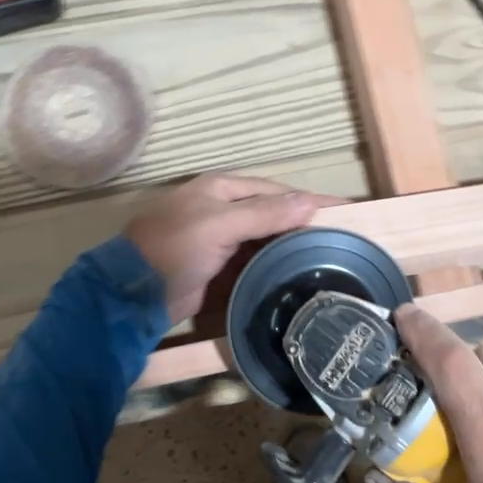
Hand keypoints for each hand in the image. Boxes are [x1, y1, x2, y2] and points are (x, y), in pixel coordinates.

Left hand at [125, 174, 340, 323]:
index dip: (310, 200)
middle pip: (274, 213)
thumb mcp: (219, 225)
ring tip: (332, 258)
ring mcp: (222, 239)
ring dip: (293, 246)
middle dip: (306, 223)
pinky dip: (277, 264)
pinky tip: (300, 274)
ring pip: (267, 239)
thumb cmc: (174, 248)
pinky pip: (256, 261)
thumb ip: (264, 214)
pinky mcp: (221, 267)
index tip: (348, 210)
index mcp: (222, 188)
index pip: (278, 191)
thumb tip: (311, 202)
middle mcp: (224, 209)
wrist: (134, 294)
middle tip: (345, 240)